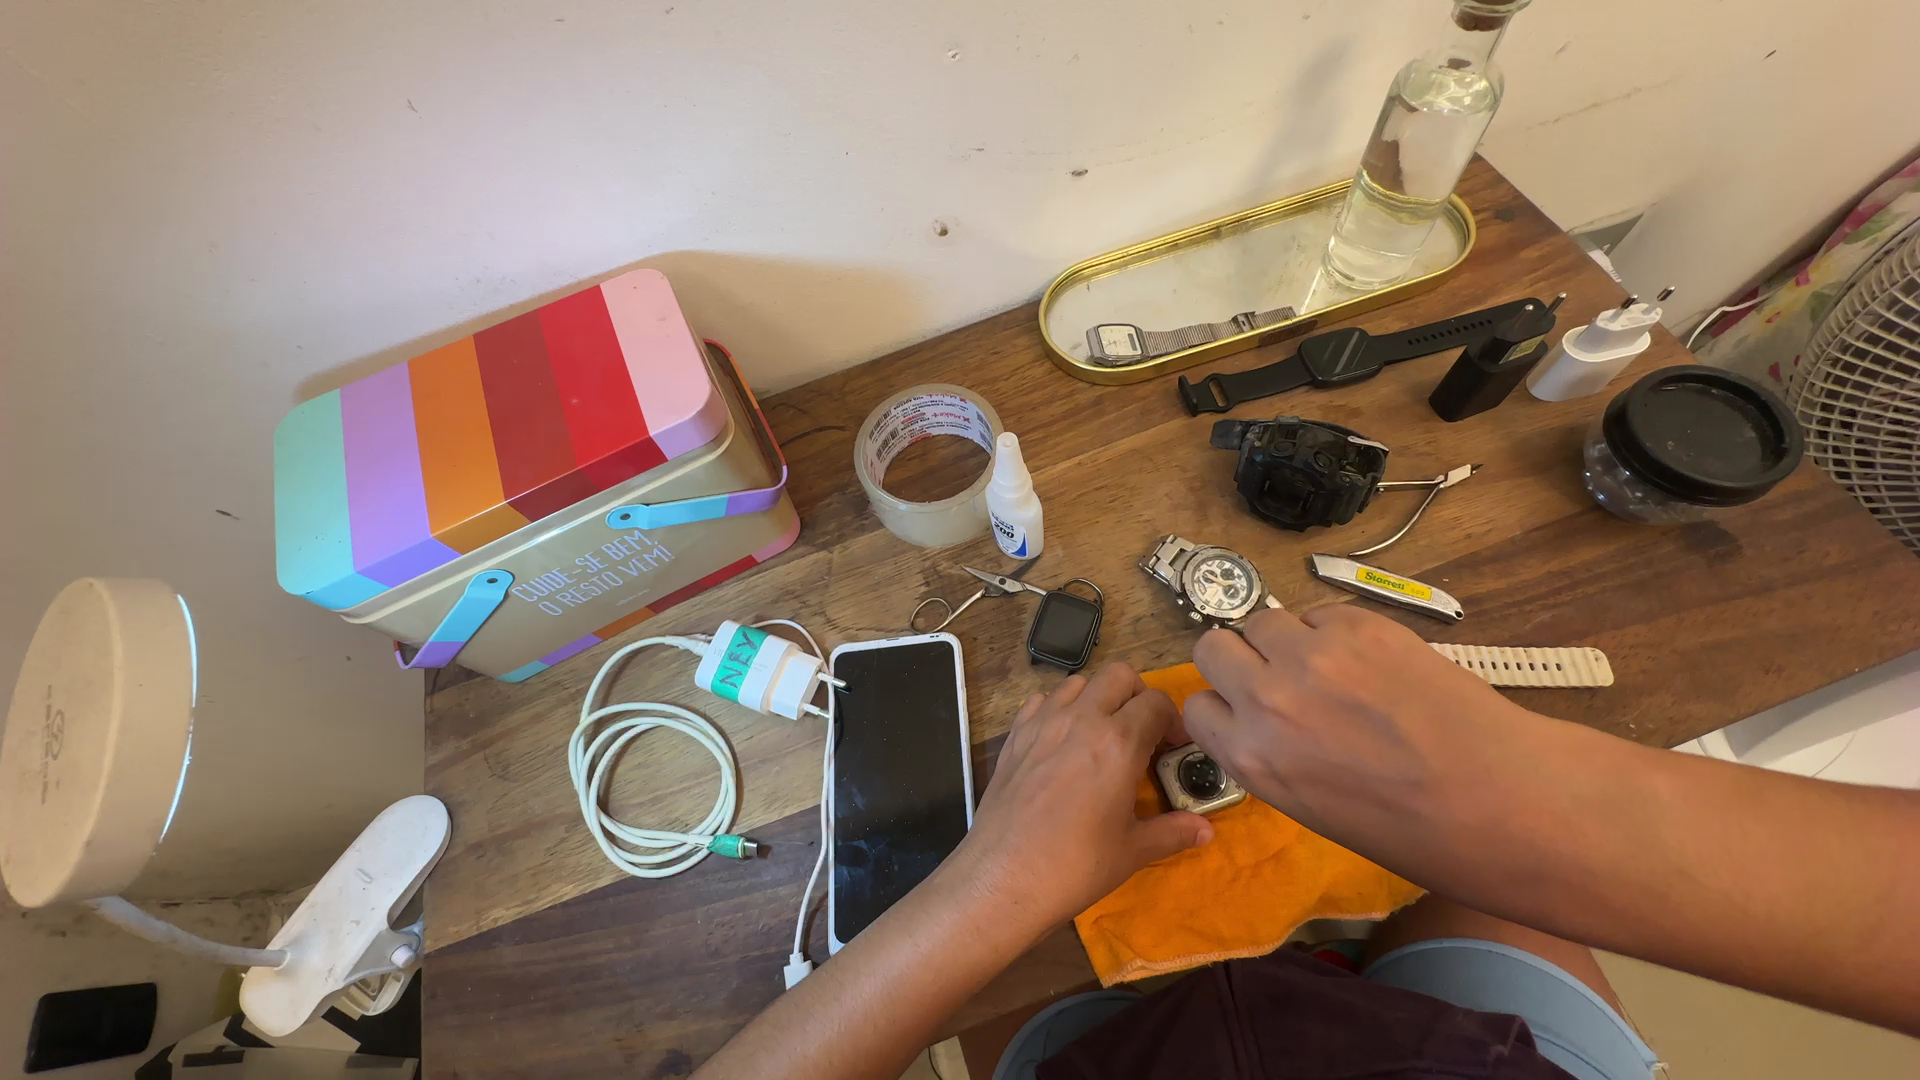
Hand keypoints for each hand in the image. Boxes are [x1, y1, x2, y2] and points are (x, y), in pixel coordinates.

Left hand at [946, 663, 1212, 935]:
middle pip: (1118, 675)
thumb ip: (1172, 831)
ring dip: (1097, 697)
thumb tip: (1206, 830)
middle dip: (1137, 695)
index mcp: (1118, 742)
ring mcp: (1042, 721)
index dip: (1172, 721)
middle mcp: (1081, 719)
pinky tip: (1062, 742)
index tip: (1172, 748)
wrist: (1004, 875)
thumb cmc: (1076, 865)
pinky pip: (1042, 700)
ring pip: (1078, 682)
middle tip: (1141, 732)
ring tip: (1101, 733)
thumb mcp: (1133, 851)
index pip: (1156, 702)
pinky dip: (1058, 708)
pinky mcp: (1015, 733)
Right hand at [1184, 604, 1527, 834]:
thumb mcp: (1309, 807)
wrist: (1508, 802)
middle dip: (1239, 659)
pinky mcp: (1358, 625)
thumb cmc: (1412, 831)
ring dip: (1286, 640)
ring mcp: (1311, 655)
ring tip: (1331, 665)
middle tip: (1279, 675)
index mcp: (1250, 756)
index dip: (1224, 705)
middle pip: (1213, 645)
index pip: (1196, 705)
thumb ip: (1267, 754)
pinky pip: (1321, 613)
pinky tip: (1374, 661)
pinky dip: (1335, 631)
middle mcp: (1265, 699)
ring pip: (1263, 620)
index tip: (1247, 708)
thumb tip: (1259, 718)